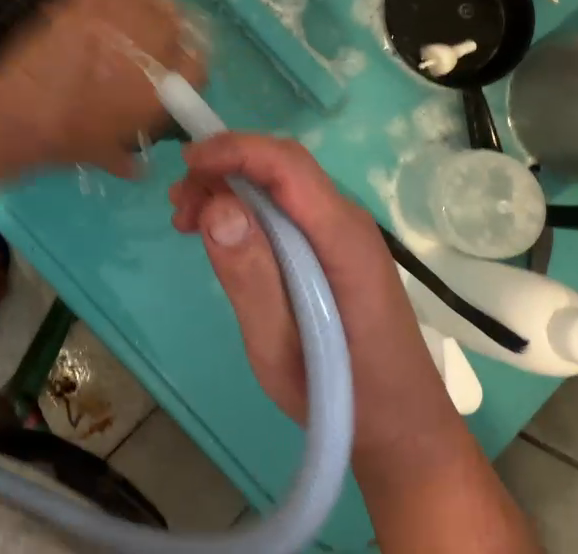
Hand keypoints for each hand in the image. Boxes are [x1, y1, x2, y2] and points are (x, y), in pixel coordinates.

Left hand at [0, 0, 203, 175]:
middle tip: (147, 37)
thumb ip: (127, 157)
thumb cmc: (60, 140)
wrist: (13, 116)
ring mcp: (117, 19)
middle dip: (169, 31)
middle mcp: (150, 49)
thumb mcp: (102, 154)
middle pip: (178, 24)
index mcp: (161, 88)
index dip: (184, 66)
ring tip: (129, 12)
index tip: (170, 66)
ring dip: (145, 4)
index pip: (197, 65)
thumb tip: (137, 164)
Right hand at [170, 135, 456, 454]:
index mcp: (344, 241)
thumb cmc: (342, 395)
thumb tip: (216, 205)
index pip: (288, 165)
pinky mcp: (329, 246)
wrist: (400, 426)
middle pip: (280, 165)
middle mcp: (346, 222)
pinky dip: (240, 206)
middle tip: (177, 206)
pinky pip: (282, 206)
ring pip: (277, 182)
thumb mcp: (281, 348)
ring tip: (185, 221)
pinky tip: (214, 233)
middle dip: (222, 168)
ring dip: (226, 186)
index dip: (234, 151)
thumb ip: (251, 277)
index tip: (185, 165)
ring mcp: (340, 232)